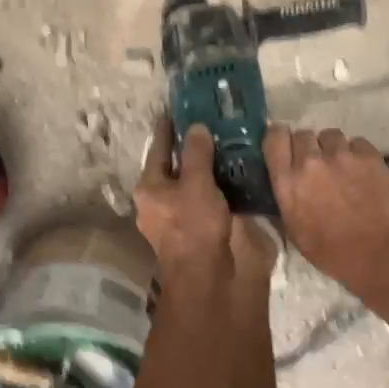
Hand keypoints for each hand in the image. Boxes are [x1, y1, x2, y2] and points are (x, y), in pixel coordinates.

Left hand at [135, 119, 233, 277]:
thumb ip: (196, 153)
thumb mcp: (195, 183)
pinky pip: (211, 199)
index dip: (168, 130)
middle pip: (176, 168)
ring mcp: (182, 218)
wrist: (211, 276)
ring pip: (195, 184)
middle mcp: (161, 203)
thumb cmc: (195, 226)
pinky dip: (222, 186)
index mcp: (149, 189)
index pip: (158, 151)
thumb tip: (196, 128)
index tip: (177, 110)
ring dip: (210, 168)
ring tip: (230, 142)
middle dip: (192, 149)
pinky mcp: (204, 229)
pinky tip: (239, 172)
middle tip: (212, 123)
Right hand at [264, 124, 388, 294]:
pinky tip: (362, 171)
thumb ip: (286, 199)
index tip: (285, 145)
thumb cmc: (331, 252)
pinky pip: (357, 142)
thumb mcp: (294, 230)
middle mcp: (310, 161)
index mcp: (287, 182)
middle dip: (307, 146)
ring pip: (330, 135)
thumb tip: (285, 184)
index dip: (279, 137)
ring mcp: (342, 155)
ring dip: (332, 148)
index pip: (274, 138)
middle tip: (316, 165)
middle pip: (303, 134)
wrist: (378, 254)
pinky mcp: (369, 156)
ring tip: (341, 166)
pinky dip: (357, 153)